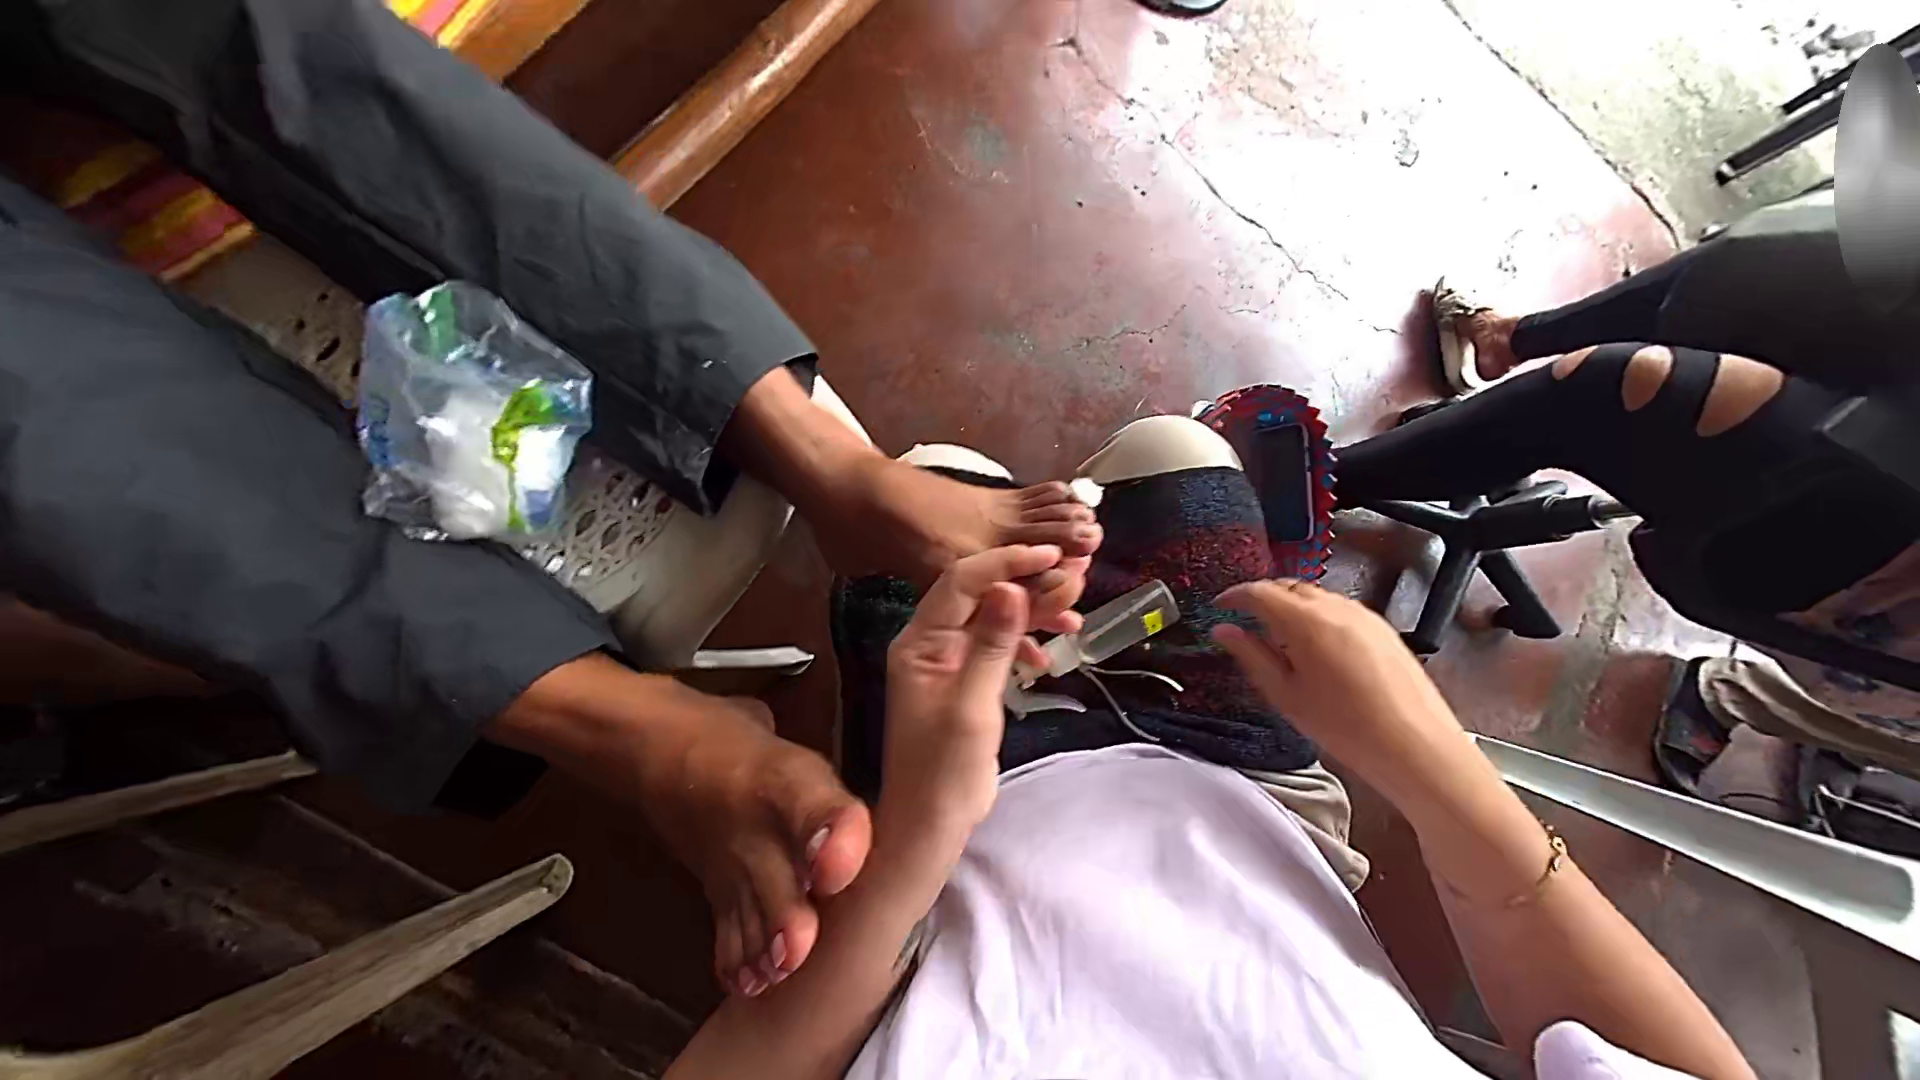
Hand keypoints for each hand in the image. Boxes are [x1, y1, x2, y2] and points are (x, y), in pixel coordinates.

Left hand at [881, 545, 1064, 831]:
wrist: (933, 823)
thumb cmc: (944, 770)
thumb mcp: (972, 706)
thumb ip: (992, 645)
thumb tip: (1011, 587)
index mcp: (919, 640)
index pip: (961, 581)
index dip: (1006, 563)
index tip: (1051, 555)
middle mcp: (931, 640)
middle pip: (981, 594)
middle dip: (1027, 582)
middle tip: (1076, 574)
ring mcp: (951, 658)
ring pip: (995, 617)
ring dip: (1033, 610)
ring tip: (1074, 609)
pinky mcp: (969, 677)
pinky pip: (999, 643)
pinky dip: (1026, 641)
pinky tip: (1050, 652)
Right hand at [1211, 580, 1470, 803]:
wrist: (1417, 747)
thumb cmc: (1347, 727)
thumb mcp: (1284, 693)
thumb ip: (1250, 654)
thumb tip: (1224, 632)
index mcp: (1305, 622)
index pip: (1258, 592)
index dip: (1233, 596)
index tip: (1220, 606)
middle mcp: (1335, 608)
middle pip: (1287, 586)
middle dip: (1261, 597)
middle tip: (1243, 619)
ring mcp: (1363, 615)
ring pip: (1313, 594)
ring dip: (1288, 605)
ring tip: (1276, 636)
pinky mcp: (1382, 627)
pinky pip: (1337, 607)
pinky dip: (1314, 614)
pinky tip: (1312, 645)